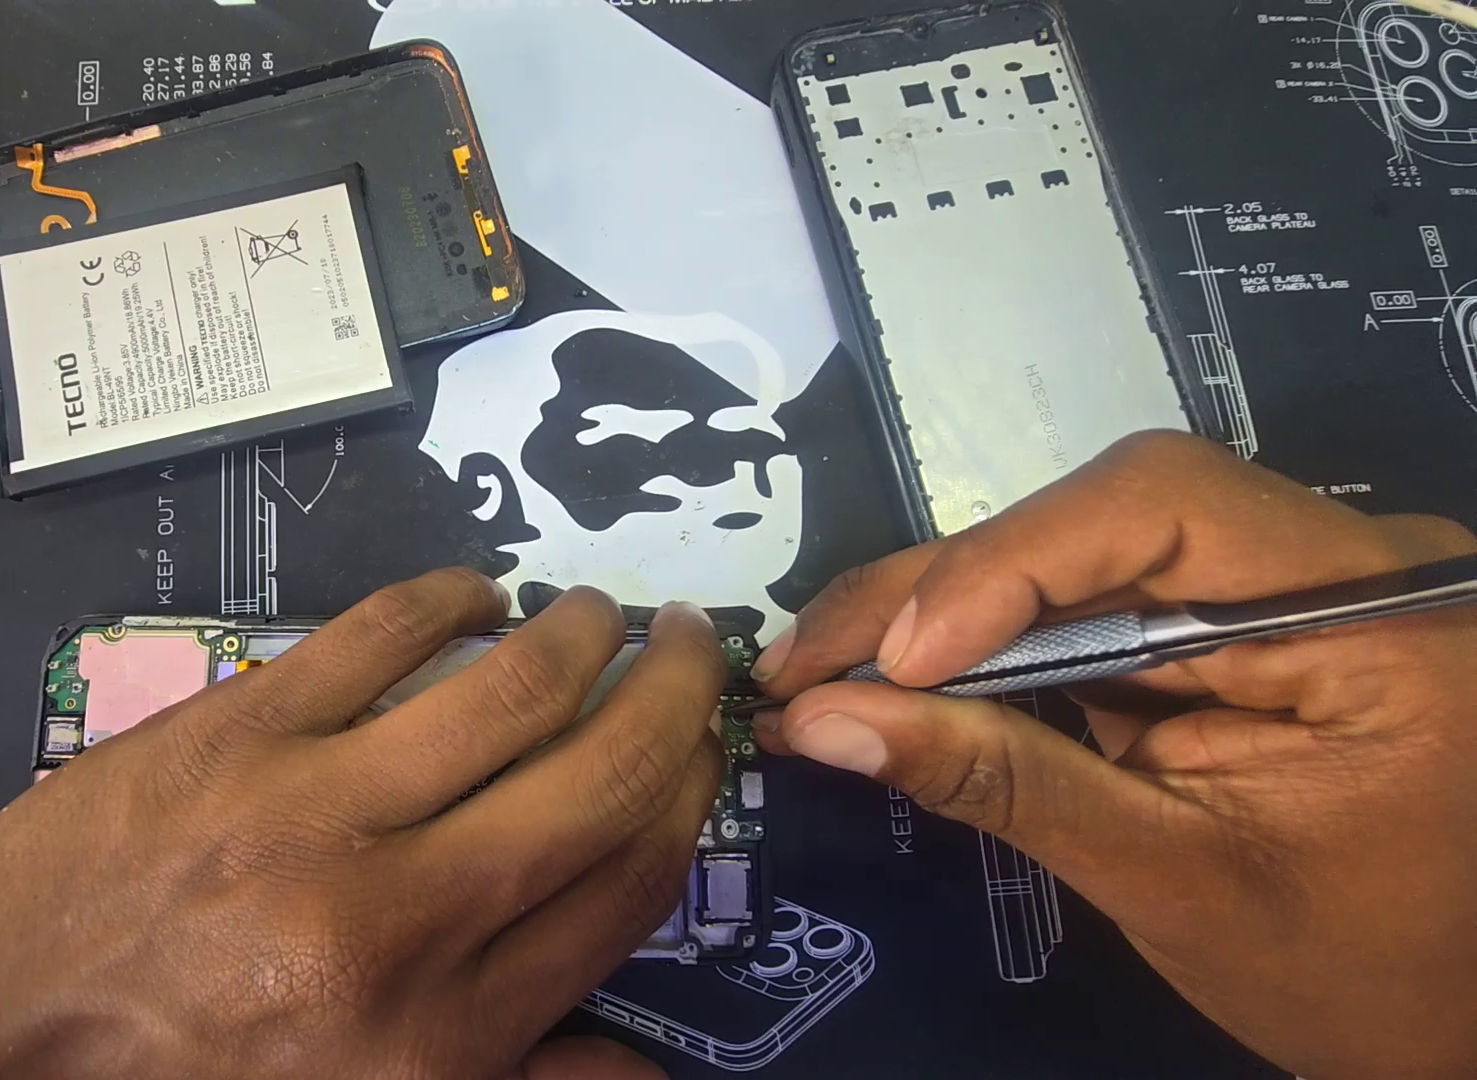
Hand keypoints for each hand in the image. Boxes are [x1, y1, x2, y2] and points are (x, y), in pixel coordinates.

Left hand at [0, 570, 722, 1079]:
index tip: (695, 739)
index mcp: (442, 1033)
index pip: (622, 882)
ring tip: (599, 611)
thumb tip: (649, 1059)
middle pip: (593, 776)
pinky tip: (479, 594)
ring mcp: (312, 809)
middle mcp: (398, 919)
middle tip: (687, 642)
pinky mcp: (235, 730)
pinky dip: (448, 597)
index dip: (682, 793)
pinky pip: (377, 633)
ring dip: (578, 633)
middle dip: (668, 694)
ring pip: (504, 689)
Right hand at [751, 432, 1476, 1079]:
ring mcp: (1231, 586)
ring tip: (812, 670)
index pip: (1156, 505)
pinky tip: (872, 673)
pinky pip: (1037, 603)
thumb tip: (818, 722)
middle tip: (801, 663)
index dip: (1005, 563)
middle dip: (917, 595)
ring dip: (907, 615)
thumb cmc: (1362, 978)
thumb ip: (995, 781)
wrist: (1455, 1023)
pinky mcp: (1173, 621)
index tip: (904, 661)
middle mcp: (1301, 561)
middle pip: (1066, 525)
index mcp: (1370, 613)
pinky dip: (944, 643)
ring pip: (1032, 558)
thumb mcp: (1171, 881)